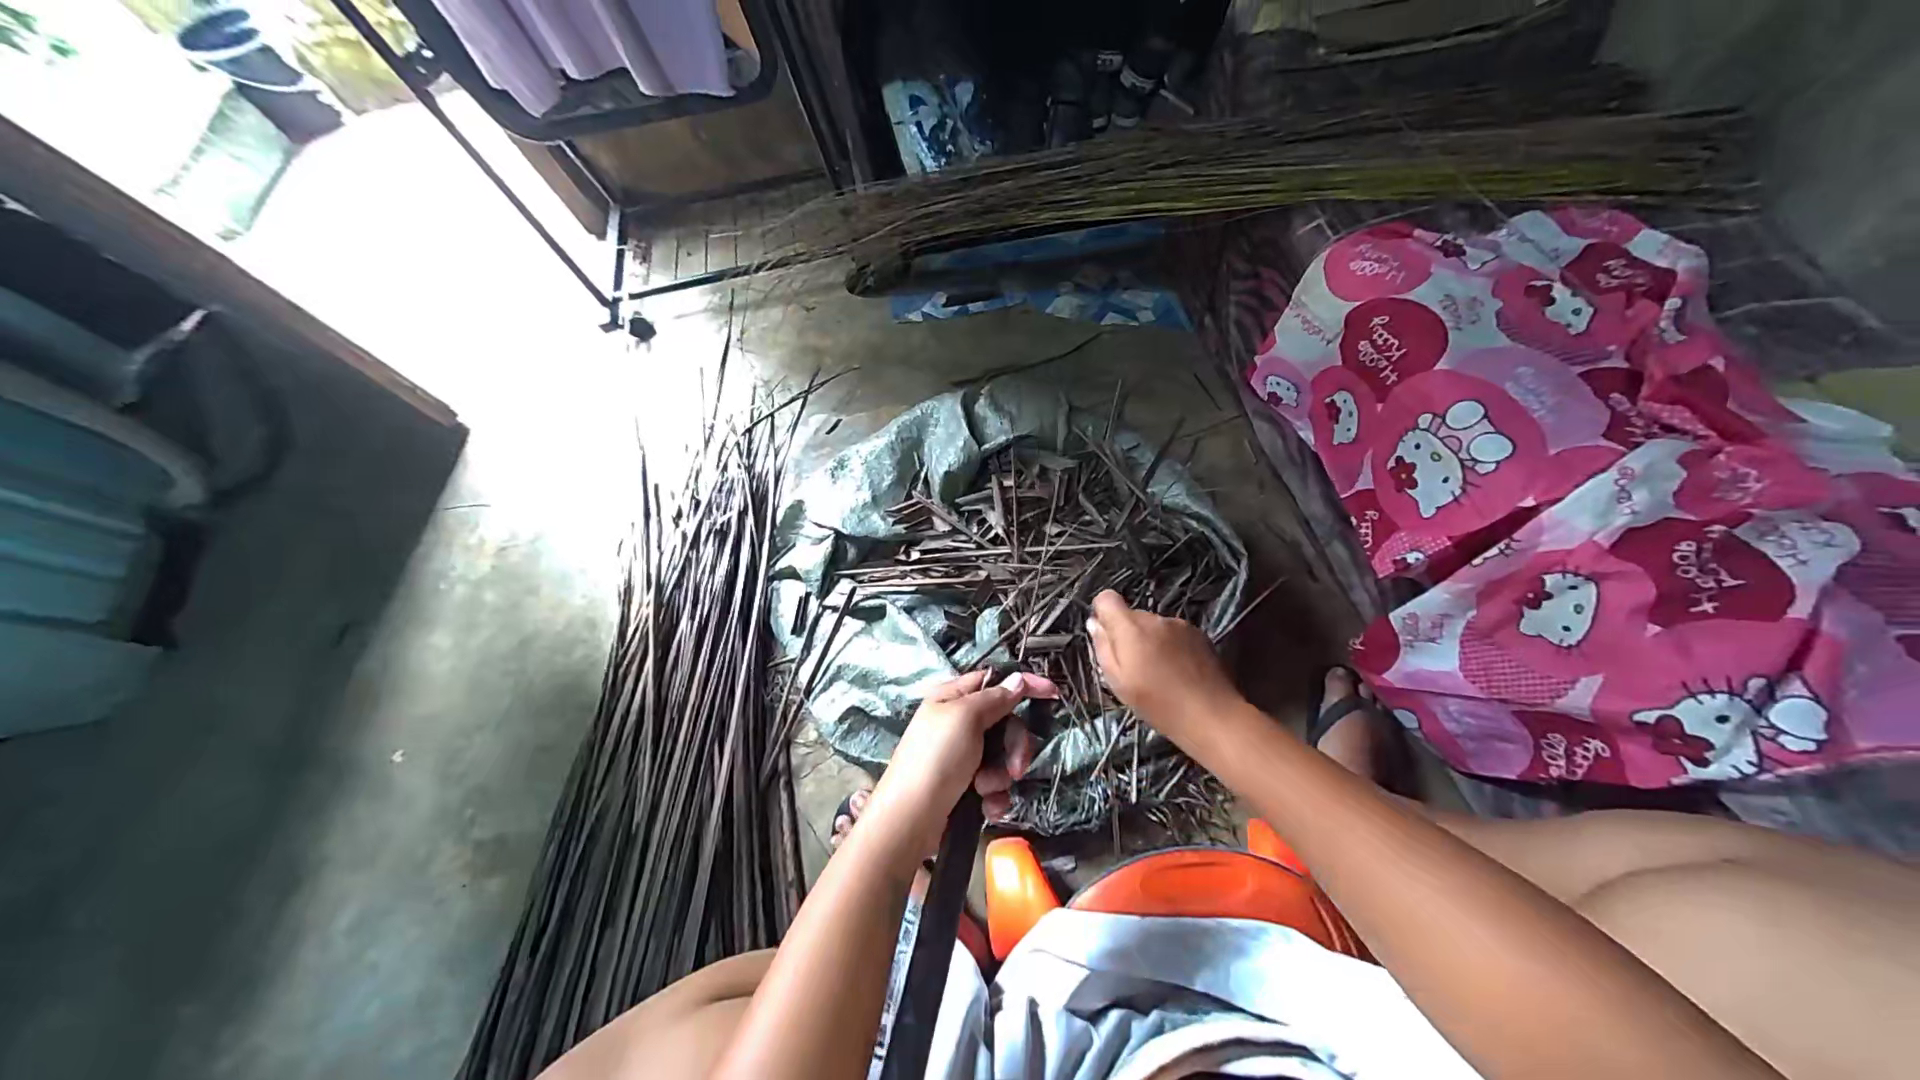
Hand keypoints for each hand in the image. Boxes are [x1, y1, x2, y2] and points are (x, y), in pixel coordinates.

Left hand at [861, 669, 1056, 864]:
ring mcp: (962, 756)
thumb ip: (994, 698)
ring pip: (1003, 756)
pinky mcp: (965, 785)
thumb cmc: (935, 759)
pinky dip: (995, 795)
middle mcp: (958, 723)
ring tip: (984, 788)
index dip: (1023, 685)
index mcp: (952, 698)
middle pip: (1005, 723)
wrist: (911, 819)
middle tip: (1014, 767)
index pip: (995, 681)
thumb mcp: (965, 718)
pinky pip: (995, 783)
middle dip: (1013, 746)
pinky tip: (986, 805)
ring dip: (1001, 775)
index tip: (1052, 693)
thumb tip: (1017, 679)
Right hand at [1087, 589, 1243, 745]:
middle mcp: (1155, 619)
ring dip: (1149, 641)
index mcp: (1131, 628)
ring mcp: (1180, 625)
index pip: (1107, 599)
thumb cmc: (1158, 704)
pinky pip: (1173, 633)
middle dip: (1127, 634)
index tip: (1106, 637)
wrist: (1211, 715)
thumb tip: (1095, 623)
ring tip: (1158, 672)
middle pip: (1131, 615)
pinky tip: (1177, 671)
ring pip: (1153, 625)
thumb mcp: (1118, 682)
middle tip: (1133, 667)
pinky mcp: (1199, 634)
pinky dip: (1169, 646)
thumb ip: (1103, 647)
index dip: (1102, 613)